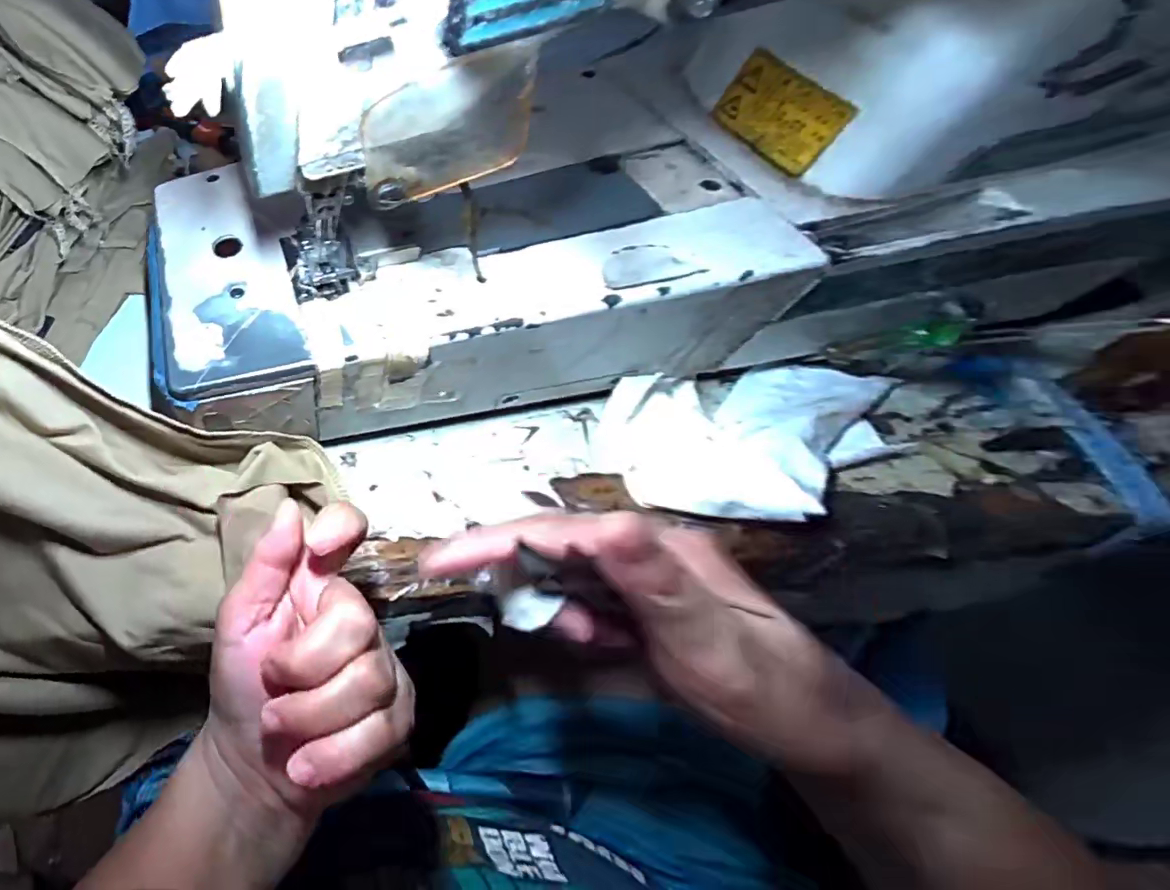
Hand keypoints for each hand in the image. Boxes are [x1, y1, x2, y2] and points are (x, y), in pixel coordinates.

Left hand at [194, 500, 413, 830]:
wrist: (253, 764)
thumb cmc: (240, 680)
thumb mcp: (237, 620)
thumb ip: (265, 566)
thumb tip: (289, 508)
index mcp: (315, 583)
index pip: (347, 530)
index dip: (343, 526)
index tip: (320, 548)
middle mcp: (356, 615)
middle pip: (356, 619)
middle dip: (304, 665)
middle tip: (271, 684)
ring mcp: (384, 666)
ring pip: (368, 680)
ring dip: (310, 716)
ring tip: (278, 725)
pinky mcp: (399, 717)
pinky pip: (382, 730)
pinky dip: (333, 754)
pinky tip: (304, 764)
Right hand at [420, 513, 891, 776]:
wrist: (823, 736)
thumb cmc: (772, 691)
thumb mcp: (714, 642)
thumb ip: (656, 582)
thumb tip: (608, 524)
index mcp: (651, 543)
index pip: (552, 532)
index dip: (490, 542)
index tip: (437, 562)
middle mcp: (636, 546)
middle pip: (545, 544)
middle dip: (514, 574)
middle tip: (506, 610)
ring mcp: (633, 570)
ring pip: (556, 570)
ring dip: (551, 605)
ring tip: (592, 644)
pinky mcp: (630, 596)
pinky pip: (575, 595)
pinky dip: (569, 618)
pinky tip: (596, 642)